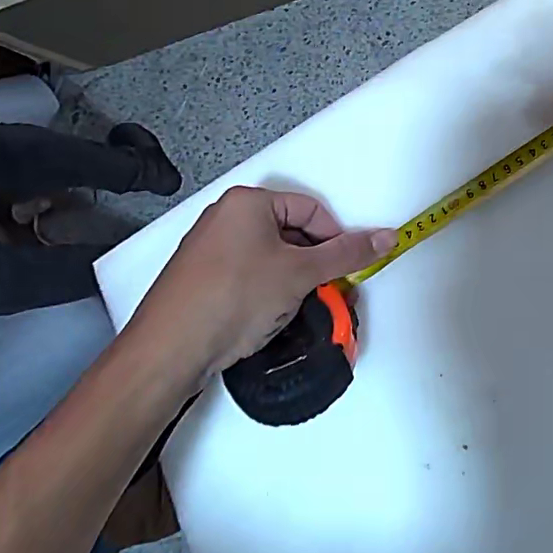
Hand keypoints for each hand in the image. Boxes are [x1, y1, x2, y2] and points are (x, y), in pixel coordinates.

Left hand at [130, 187, 396, 380]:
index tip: (343, 268)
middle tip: (324, 289)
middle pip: (291, 231)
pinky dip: (267, 289)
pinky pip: (248, 272)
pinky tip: (267, 315)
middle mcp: (226, 216)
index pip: (311, 210)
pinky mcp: (201, 276)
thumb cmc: (229, 300)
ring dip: (292, 279)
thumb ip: (346, 255)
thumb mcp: (300, 274)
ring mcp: (210, 246)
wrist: (169, 350)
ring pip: (271, 254)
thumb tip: (382, 238)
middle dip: (313, 263)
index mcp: (248, 202)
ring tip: (294, 306)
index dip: (335, 239)